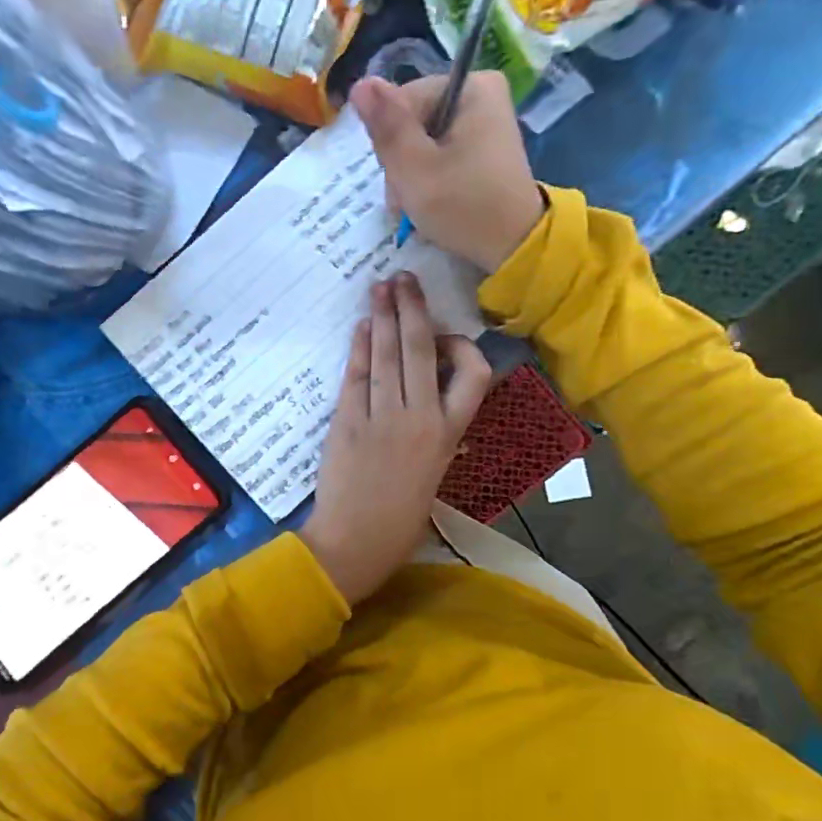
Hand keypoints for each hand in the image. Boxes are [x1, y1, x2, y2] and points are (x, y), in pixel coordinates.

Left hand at [301, 271, 492, 603]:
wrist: (355, 542)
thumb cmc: (399, 520)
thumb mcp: (433, 478)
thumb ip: (437, 439)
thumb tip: (436, 409)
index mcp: (450, 436)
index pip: (474, 376)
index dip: (463, 348)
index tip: (446, 337)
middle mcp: (421, 419)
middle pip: (423, 351)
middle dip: (414, 309)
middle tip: (404, 278)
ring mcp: (383, 418)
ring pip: (389, 357)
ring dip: (384, 317)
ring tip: (381, 287)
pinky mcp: (347, 422)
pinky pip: (357, 377)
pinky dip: (360, 349)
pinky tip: (362, 327)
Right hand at [349, 72, 547, 274]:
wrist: (511, 245)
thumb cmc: (461, 205)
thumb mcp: (414, 167)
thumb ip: (386, 126)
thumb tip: (360, 83)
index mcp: (470, 87)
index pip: (401, 102)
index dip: (391, 141)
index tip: (400, 177)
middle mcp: (479, 94)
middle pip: (409, 121)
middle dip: (401, 162)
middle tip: (410, 197)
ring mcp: (481, 121)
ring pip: (418, 142)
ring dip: (410, 176)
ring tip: (419, 204)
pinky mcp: (480, 146)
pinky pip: (436, 154)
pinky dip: (427, 179)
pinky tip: (430, 200)